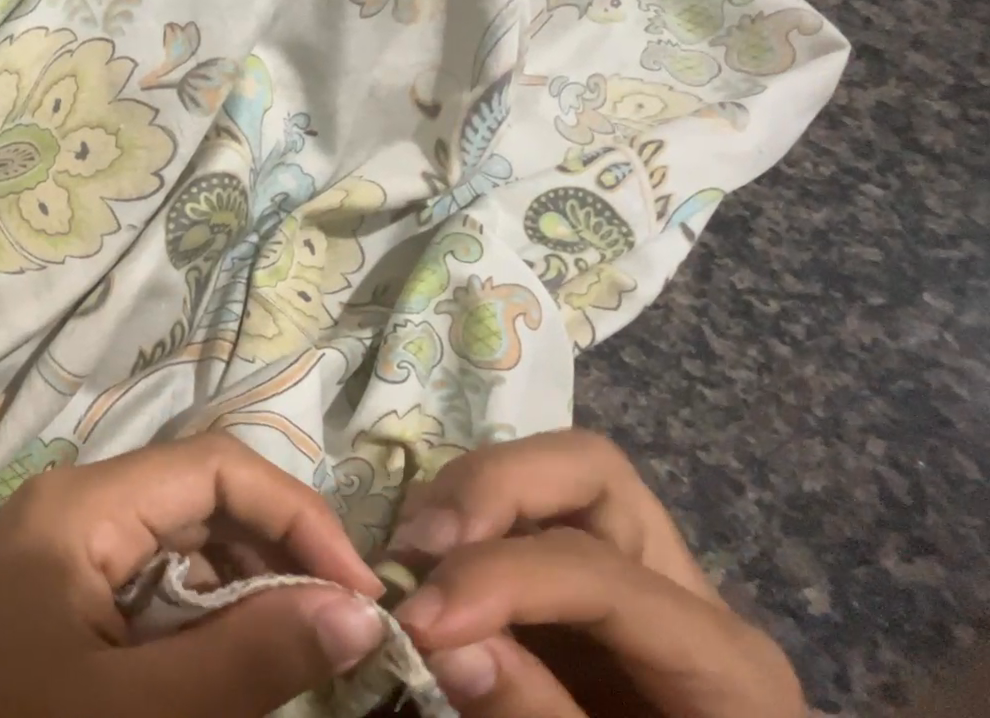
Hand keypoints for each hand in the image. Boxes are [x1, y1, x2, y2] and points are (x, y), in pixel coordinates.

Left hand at [0, 432, 387, 717]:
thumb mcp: (134, 710)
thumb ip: (246, 659)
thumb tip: (357, 612)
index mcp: (84, 504)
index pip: (214, 465)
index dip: (296, 515)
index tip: (357, 593)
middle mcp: (73, 504)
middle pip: (198, 495)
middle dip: (275, 551)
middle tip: (336, 628)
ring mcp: (60, 545)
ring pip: (177, 538)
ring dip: (241, 584)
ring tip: (291, 648)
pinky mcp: (54, 589)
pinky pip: (145, 578)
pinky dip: (197, 612)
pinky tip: (223, 658)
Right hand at [384, 430, 806, 717]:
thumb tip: (442, 645)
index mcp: (722, 660)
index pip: (596, 571)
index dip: (497, 580)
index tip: (417, 623)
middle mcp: (673, 585)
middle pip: (585, 469)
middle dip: (487, 487)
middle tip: (417, 545)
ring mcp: (619, 567)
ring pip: (537, 473)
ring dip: (457, 500)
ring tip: (406, 561)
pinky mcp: (563, 575)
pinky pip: (505, 512)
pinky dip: (451, 522)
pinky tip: (418, 567)